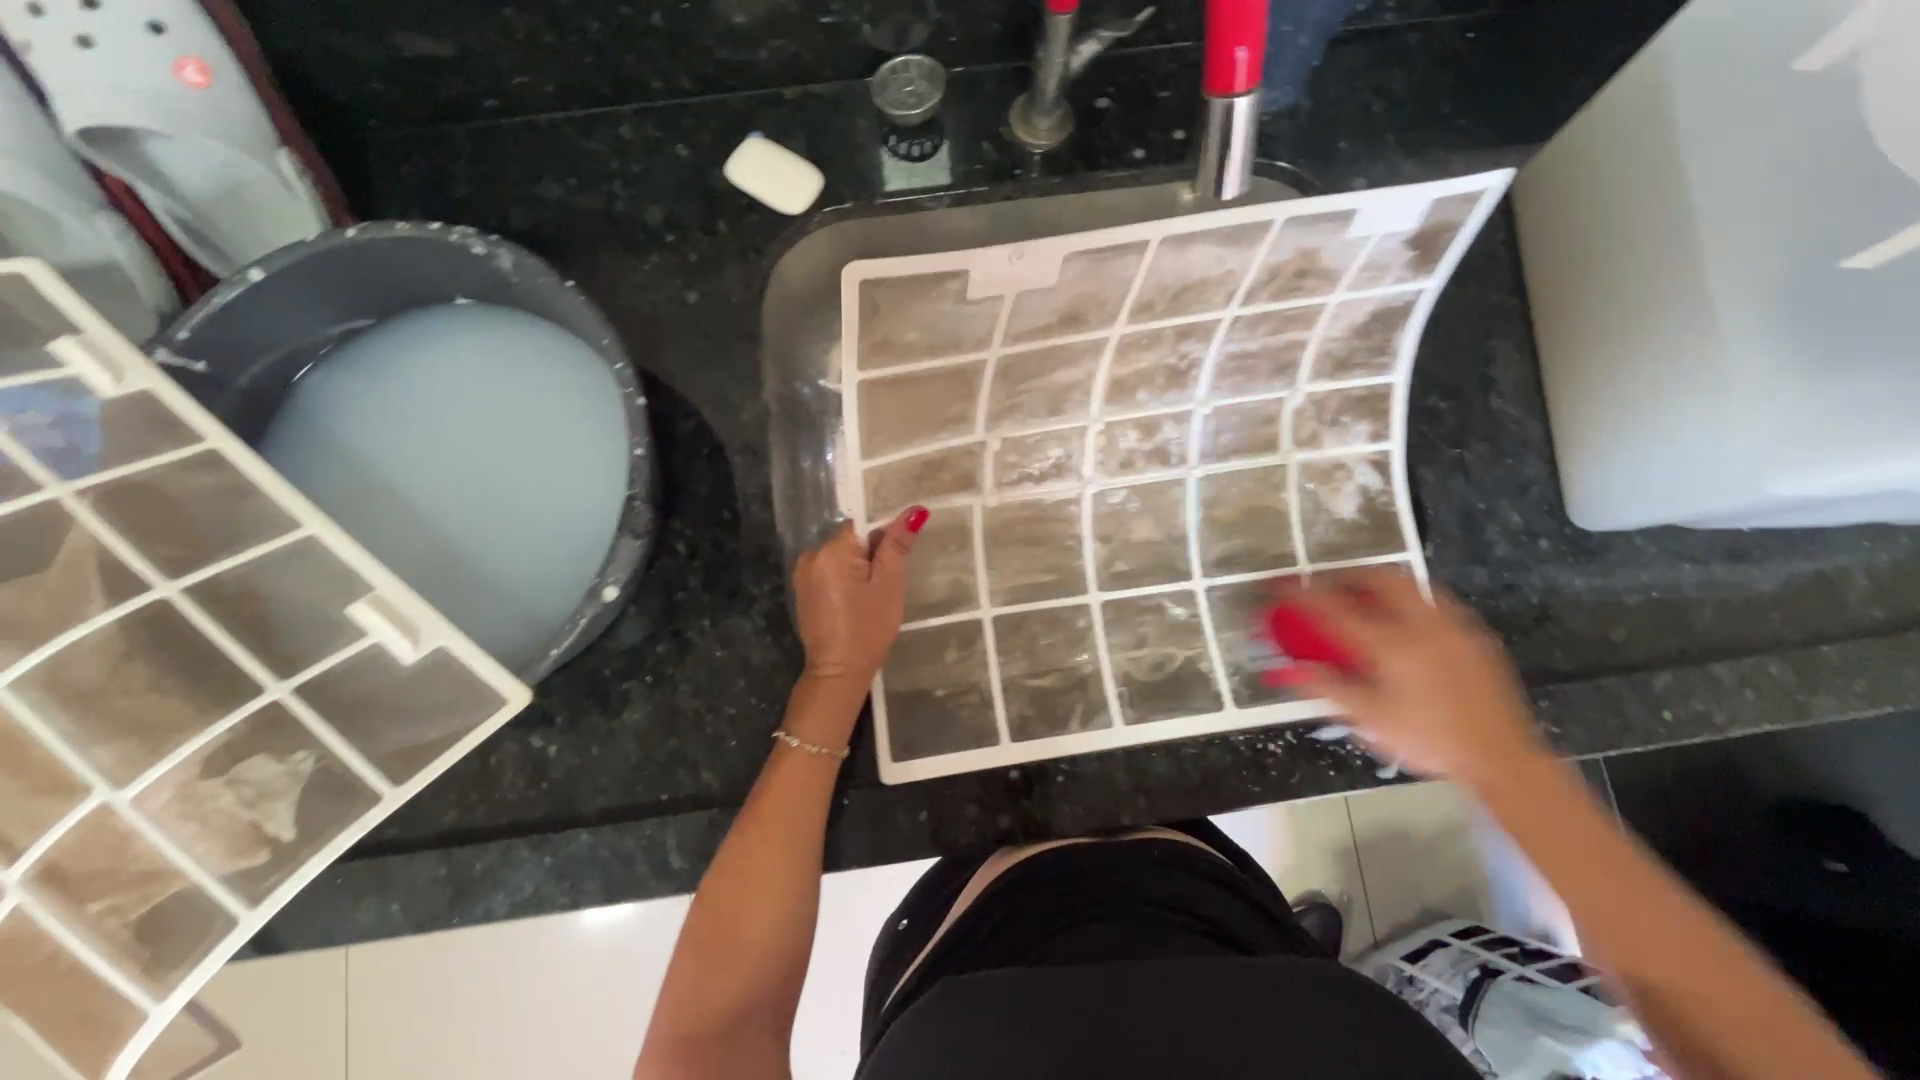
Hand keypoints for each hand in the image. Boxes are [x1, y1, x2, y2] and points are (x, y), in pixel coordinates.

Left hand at [793, 506, 927, 685]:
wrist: (839, 671)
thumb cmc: (868, 627)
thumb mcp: (889, 584)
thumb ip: (897, 544)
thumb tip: (914, 510)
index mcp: (831, 550)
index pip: (863, 526)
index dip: (883, 541)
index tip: (895, 562)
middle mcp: (810, 556)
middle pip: (851, 542)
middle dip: (871, 557)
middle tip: (886, 586)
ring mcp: (803, 575)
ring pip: (841, 558)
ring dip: (859, 570)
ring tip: (872, 598)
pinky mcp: (803, 592)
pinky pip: (830, 574)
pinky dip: (845, 582)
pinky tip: (855, 604)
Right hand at [1274, 568, 1546, 783]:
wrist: (1501, 757)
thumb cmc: (1429, 741)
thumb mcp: (1369, 719)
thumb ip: (1326, 687)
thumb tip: (1286, 669)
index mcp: (1391, 646)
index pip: (1334, 608)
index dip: (1300, 593)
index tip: (1278, 586)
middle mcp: (1423, 626)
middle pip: (1378, 577)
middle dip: (1345, 574)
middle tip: (1325, 582)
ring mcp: (1454, 627)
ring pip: (1411, 582)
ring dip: (1379, 581)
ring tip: (1362, 593)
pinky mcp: (1475, 635)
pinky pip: (1435, 600)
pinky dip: (1409, 597)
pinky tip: (1404, 618)